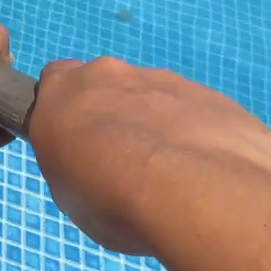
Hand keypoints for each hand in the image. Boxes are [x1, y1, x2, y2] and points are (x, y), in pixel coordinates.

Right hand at [28, 57, 270, 255]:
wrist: (196, 197)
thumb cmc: (109, 196)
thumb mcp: (66, 189)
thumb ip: (72, 161)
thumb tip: (93, 166)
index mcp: (61, 87)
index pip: (55, 80)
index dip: (70, 110)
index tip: (81, 141)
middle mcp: (107, 73)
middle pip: (108, 86)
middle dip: (119, 115)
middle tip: (132, 163)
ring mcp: (164, 81)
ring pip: (158, 99)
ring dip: (163, 127)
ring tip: (181, 178)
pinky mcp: (215, 99)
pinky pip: (204, 116)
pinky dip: (206, 139)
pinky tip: (214, 178)